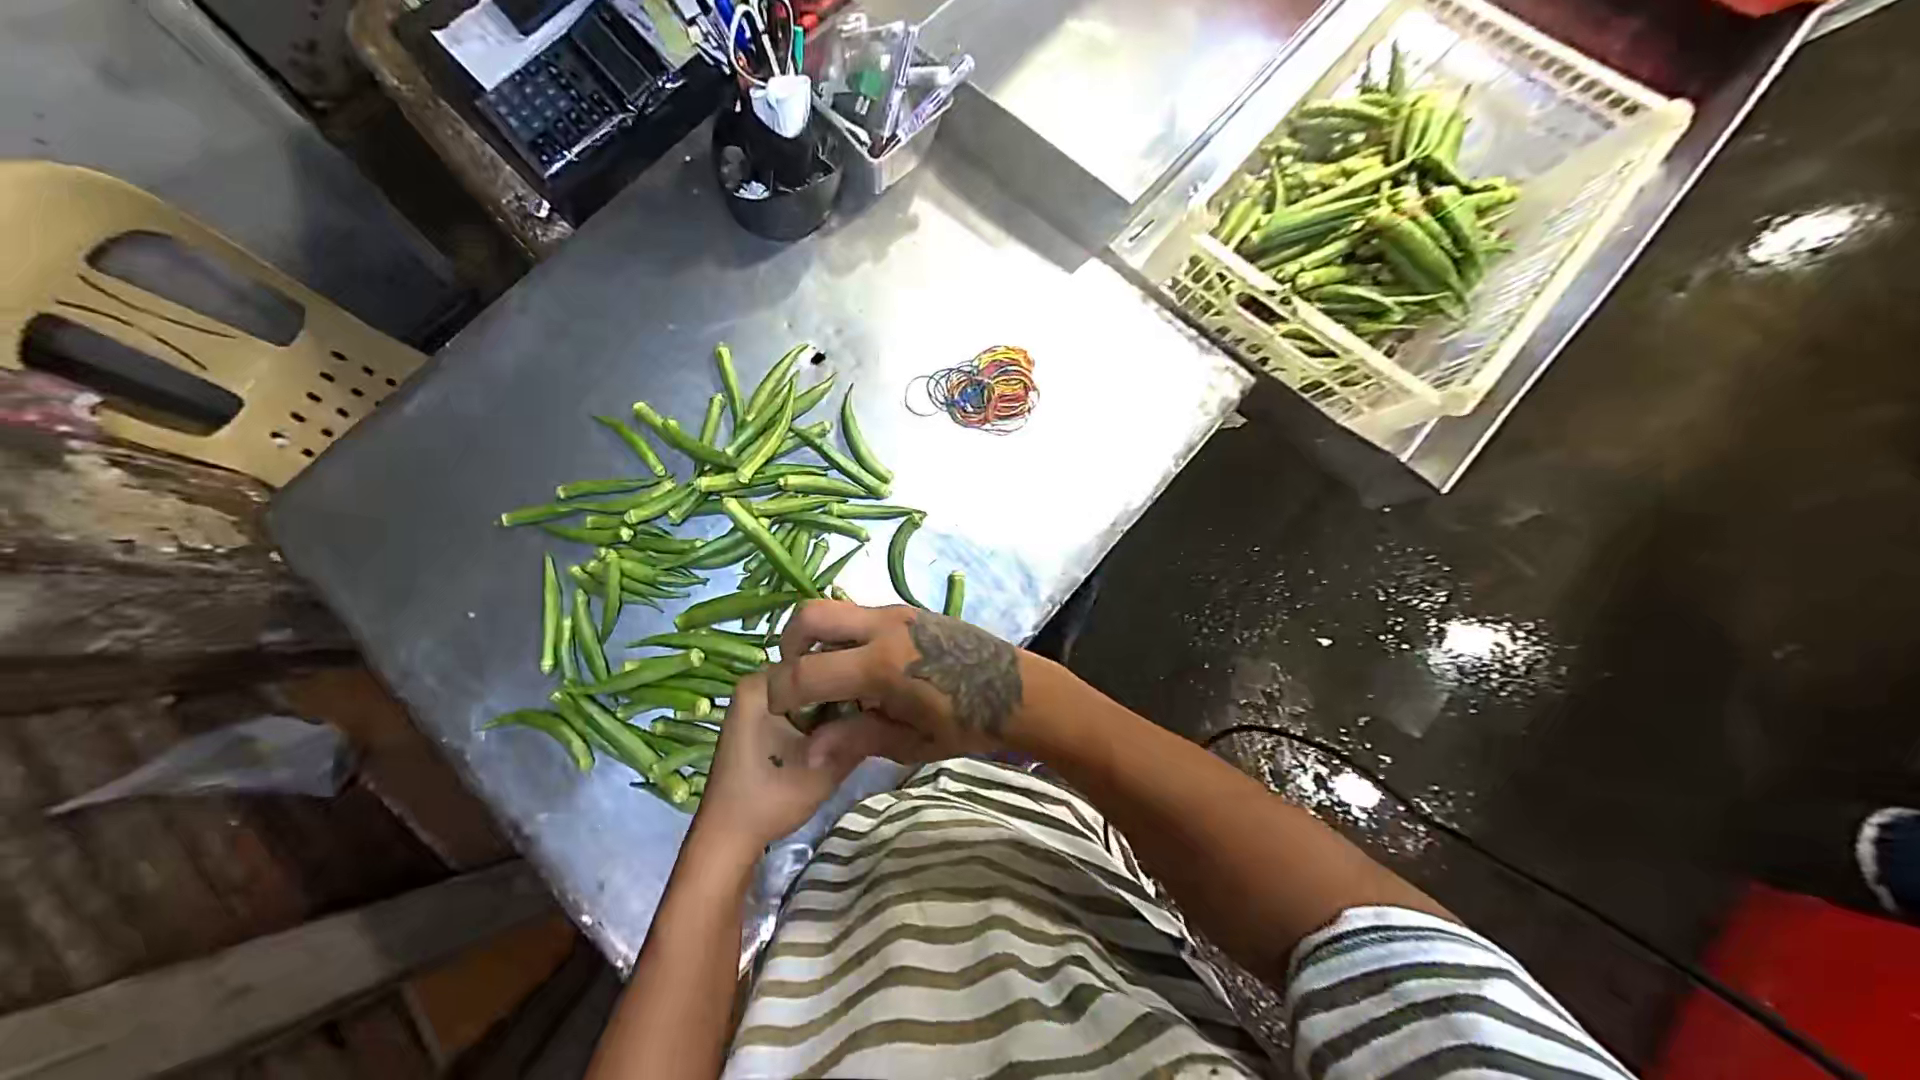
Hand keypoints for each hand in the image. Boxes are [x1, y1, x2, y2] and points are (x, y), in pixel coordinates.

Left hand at [692, 673, 911, 853]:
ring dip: (834, 707)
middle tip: (879, 708)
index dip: (853, 675)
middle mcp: (755, 685)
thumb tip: (893, 710)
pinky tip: (844, 731)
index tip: (881, 692)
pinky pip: (799, 708)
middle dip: (844, 691)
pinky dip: (819, 719)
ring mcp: (755, 704)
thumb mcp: (824, 768)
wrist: (729, 841)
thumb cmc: (769, 799)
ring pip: (810, 694)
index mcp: (760, 684)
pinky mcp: (759, 723)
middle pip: (815, 676)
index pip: (819, 661)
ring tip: (867, 718)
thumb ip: (859, 735)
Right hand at [767, 600, 1028, 758]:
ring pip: (836, 610)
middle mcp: (883, 627)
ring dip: (819, 638)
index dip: (780, 694)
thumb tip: (808, 752)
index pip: (805, 672)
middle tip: (798, 680)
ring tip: (833, 678)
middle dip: (789, 645)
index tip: (779, 713)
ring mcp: (897, 612)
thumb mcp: (909, 743)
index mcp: (880, 665)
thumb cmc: (967, 724)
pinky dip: (846, 636)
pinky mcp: (909, 610)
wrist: (1017, 691)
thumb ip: (855, 739)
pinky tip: (865, 670)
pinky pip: (861, 614)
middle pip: (810, 615)